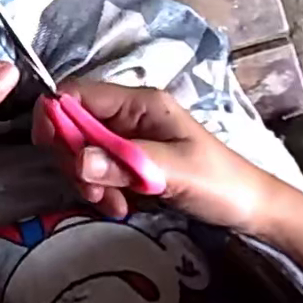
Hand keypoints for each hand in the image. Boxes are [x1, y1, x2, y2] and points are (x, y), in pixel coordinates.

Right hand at [32, 79, 288, 231]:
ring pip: (82, 149)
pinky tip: (119, 207)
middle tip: (92, 190)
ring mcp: (128, 137)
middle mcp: (129, 114)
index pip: (78, 93)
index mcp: (139, 102)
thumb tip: (78, 158)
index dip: (56, 116)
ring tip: (112, 204)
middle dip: (74, 157)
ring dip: (87, 178)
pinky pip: (97, 169)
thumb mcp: (175, 171)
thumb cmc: (220, 182)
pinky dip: (99, 189)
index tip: (51, 150)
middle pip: (74, 123)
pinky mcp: (130, 160)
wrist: (251, 209)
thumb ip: (127, 162)